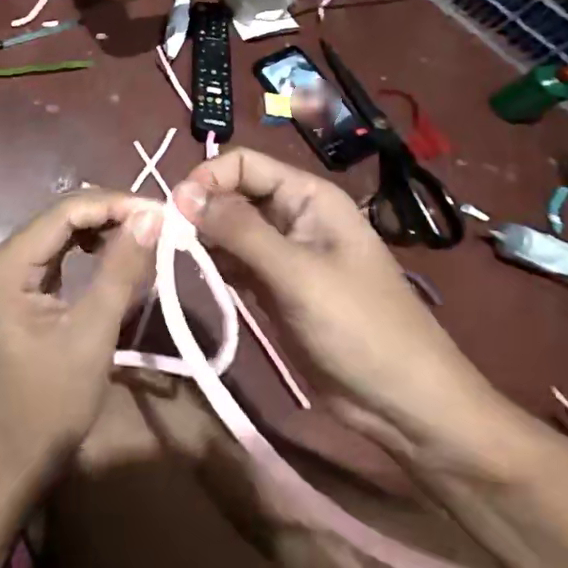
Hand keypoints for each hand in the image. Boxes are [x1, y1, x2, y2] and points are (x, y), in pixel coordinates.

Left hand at [0, 191, 161, 477]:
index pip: (65, 212)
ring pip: (64, 232)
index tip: (159, 211)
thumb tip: (152, 216)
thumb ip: (120, 270)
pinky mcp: (23, 289)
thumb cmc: (51, 401)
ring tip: (146, 234)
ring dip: (105, 229)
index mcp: (7, 265)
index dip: (114, 204)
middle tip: (159, 221)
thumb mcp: (92, 333)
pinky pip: (62, 254)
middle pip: (63, 217)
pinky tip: (119, 254)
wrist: (16, 460)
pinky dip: (93, 250)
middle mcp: (3, 259)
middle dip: (112, 214)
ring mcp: (10, 274)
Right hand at [173, 150, 520, 468]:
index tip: (174, 211)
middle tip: (164, 238)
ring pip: (231, 230)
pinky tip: (190, 275)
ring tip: (170, 256)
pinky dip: (213, 266)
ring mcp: (284, 254)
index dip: (208, 179)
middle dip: (200, 209)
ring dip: (202, 238)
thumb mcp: (297, 274)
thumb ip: (240, 231)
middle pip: (235, 194)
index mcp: (308, 196)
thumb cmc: (359, 326)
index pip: (245, 164)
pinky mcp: (276, 289)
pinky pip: (236, 264)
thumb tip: (182, 193)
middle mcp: (294, 215)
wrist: (404, 403)